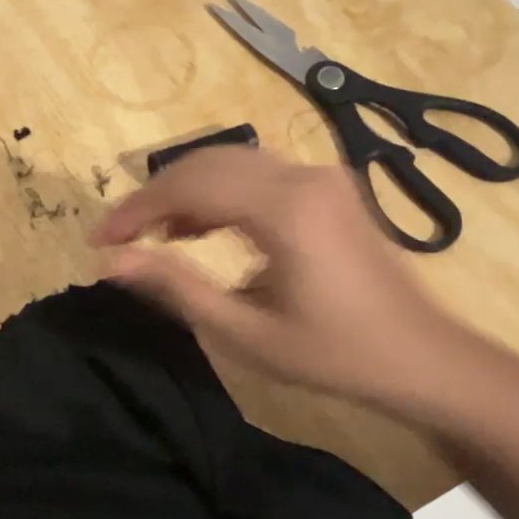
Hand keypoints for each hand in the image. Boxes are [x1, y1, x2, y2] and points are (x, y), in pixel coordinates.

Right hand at [91, 148, 469, 407]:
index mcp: (285, 209)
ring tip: (148, 237)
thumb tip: (109, 263)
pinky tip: (194, 228)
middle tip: (115, 240)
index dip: (134, 210)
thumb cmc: (332, 354)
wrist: (420, 356)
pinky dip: (215, 194)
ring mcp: (320, 177)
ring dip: (181, 192)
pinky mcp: (326, 188)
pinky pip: (255, 174)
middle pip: (205, 162)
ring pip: (229, 162)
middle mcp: (303, 176)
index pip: (187, 184)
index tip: (97, 242)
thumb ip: (174, 287)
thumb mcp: (243, 331)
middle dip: (151, 197)